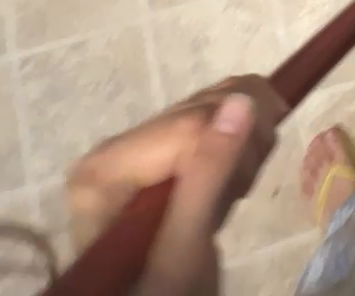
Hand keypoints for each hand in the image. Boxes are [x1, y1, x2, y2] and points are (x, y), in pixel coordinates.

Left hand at [66, 76, 288, 295]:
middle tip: (235, 196)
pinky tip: (231, 174)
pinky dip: (245, 136)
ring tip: (229, 192)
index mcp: (107, 167)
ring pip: (221, 100)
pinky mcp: (167, 144)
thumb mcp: (183, 255)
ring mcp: (143, 142)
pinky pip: (222, 108)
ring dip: (247, 142)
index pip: (192, 125)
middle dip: (242, 145)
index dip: (233, 150)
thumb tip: (243, 102)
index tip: (240, 194)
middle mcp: (119, 145)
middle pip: (207, 107)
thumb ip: (209, 177)